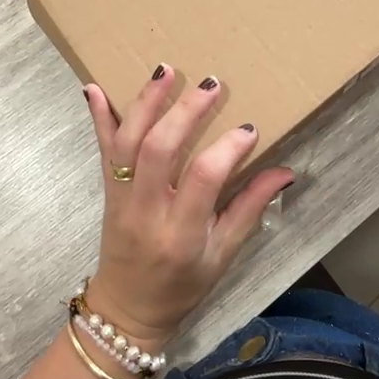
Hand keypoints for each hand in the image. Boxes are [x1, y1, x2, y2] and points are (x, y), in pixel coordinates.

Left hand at [81, 68, 293, 351]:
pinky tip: (94, 86)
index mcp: (181, 233)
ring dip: (146, 102)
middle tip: (212, 84)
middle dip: (186, 112)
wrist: (127, 309)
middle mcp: (146, 210)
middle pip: (159, 149)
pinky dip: (98, 116)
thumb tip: (285, 171)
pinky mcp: (107, 189)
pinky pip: (102, 149)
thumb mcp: (222, 256)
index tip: (249, 127)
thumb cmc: (182, 285)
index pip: (203, 179)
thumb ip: (250, 210)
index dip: (227, 149)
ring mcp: (121, 197)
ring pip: (128, 142)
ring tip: (166, 70)